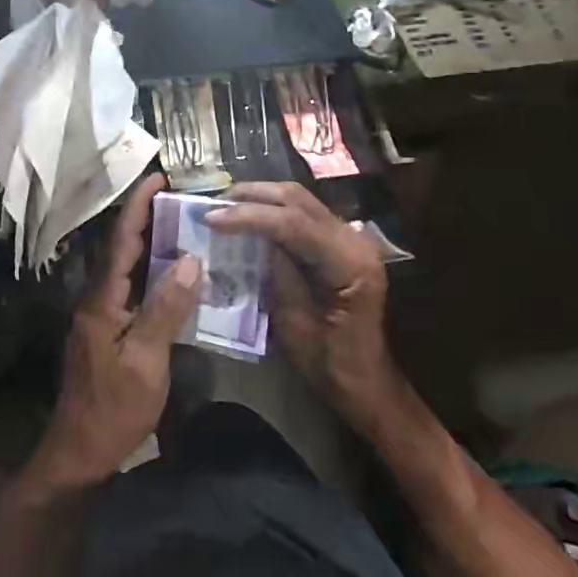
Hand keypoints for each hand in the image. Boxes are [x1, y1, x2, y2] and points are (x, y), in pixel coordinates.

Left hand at [26, 172, 202, 493]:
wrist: (80, 450)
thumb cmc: (114, 407)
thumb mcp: (147, 359)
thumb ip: (166, 307)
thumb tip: (192, 260)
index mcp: (102, 298)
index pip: (122, 240)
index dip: (139, 206)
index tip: (158, 177)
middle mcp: (97, 298)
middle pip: (122, 248)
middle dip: (146, 218)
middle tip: (179, 197)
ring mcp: (100, 314)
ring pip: (126, 268)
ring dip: (150, 244)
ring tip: (182, 224)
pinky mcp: (107, 329)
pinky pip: (130, 289)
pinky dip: (151, 274)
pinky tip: (173, 274)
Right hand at [210, 182, 399, 434]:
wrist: (366, 382)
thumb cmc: (330, 364)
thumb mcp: (294, 324)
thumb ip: (276, 273)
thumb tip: (246, 235)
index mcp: (350, 264)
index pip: (295, 224)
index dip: (250, 216)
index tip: (211, 218)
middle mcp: (355, 240)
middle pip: (297, 199)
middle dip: (252, 196)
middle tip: (213, 205)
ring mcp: (350, 237)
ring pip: (299, 199)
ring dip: (260, 198)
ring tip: (224, 207)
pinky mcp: (340, 240)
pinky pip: (302, 212)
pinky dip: (272, 210)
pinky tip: (247, 216)